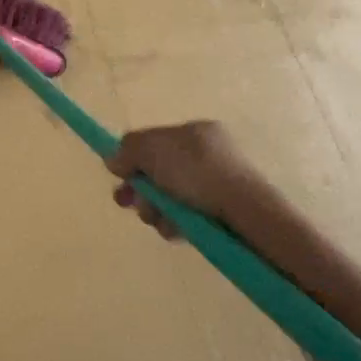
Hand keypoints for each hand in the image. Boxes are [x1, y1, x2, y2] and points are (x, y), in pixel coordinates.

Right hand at [106, 120, 263, 239]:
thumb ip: (126, 150)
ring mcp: (218, 184)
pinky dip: (174, 222)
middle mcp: (208, 154)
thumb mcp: (150, 149)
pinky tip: (174, 228)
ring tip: (155, 218)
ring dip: (154, 208)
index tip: (120, 176)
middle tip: (129, 202)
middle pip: (159, 171)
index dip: (132, 158)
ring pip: (170, 196)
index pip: (153, 141)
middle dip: (140, 189)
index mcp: (195, 131)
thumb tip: (113, 161)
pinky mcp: (224, 213)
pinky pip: (187, 215)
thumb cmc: (196, 172)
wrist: (246, 212)